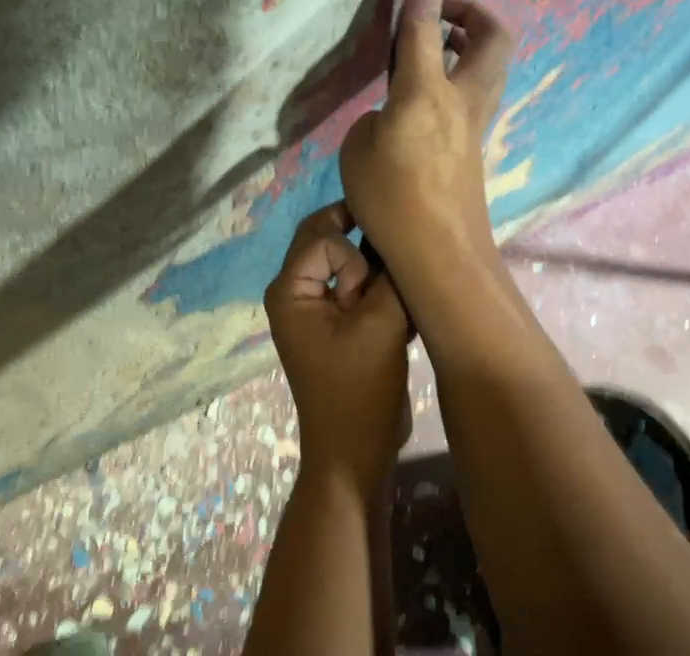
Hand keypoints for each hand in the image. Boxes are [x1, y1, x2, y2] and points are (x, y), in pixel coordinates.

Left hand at [265, 202, 411, 495]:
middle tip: (389, 283)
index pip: (323, 238)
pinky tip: (401, 321)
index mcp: (288, 290)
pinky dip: (379, 297)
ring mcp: (315, 310)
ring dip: (376, 279)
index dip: (353, 262)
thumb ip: (389, 275)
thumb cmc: (359, 389)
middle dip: (365, 256)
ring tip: (396, 308)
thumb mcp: (381, 325)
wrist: (356, 452)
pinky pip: (357, 290)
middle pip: (329, 242)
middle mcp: (295, 293)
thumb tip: (400, 238)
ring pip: (348, 266)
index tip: (363, 301)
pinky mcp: (337, 325)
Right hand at [341, 0, 512, 276]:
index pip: (424, 26)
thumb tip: (393, 115)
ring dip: (464, 41)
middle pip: (491, 35)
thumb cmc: (392, 199)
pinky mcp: (472, 144)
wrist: (439, 256)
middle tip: (434, 14)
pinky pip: (472, 88)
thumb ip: (376, 116)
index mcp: (427, 93)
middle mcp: (461, 99)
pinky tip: (419, 94)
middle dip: (469, 10)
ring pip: (488, 62)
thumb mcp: (361, 148)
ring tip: (424, 48)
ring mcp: (474, 122)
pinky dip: (453, 73)